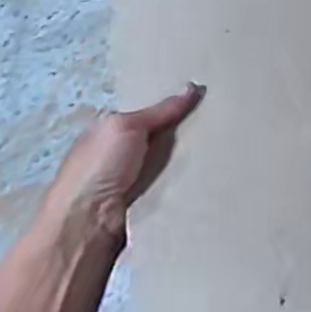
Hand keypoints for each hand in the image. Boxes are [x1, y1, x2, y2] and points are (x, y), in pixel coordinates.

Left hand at [41, 84, 204, 238]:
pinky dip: (190, 172)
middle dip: (186, 126)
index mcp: (107, 133)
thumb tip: (192, 87)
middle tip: (219, 115)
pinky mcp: (147, 197)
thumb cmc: (99, 168)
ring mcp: (133, 178)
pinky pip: (175, 177)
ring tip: (223, 138)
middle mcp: (119, 153)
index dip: (172, 103)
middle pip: (162, 133)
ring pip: (172, 156)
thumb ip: (160, 110)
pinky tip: (210, 163)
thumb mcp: (125, 127)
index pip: (146, 111)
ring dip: (191, 151)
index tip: (203, 95)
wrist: (87, 225)